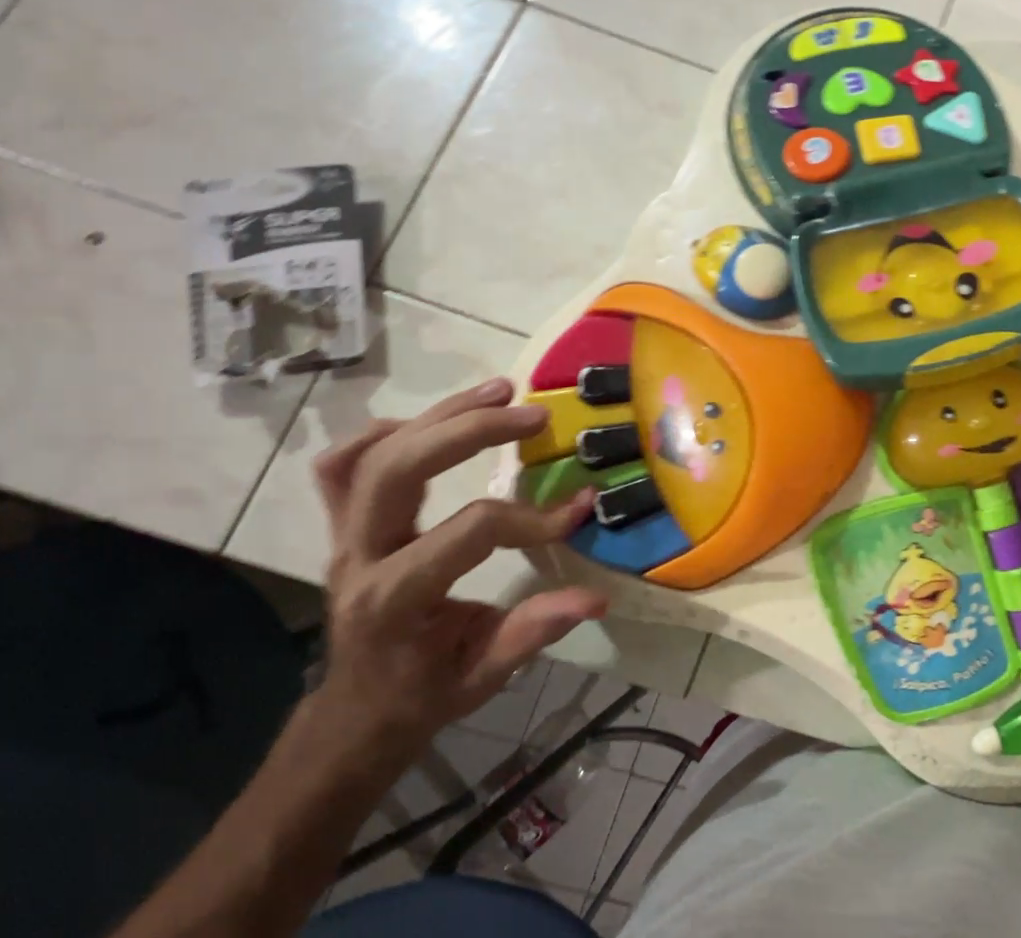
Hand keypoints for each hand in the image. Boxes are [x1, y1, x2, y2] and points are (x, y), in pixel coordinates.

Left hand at [308, 378, 608, 755]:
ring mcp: (343, 538)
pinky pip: (343, 467)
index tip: (581, 510)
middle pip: (398, 469)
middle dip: (468, 431)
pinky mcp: (343, 528)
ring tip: (499, 391)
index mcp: (397, 597)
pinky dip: (384, 434)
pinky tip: (433, 422)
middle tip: (534, 414)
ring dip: (438, 415)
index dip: (533, 516)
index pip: (470, 531)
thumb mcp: (485, 674)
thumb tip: (596, 598)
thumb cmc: (426, 693)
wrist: (358, 710)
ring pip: (372, 454)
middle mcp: (359, 557)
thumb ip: (534, 631)